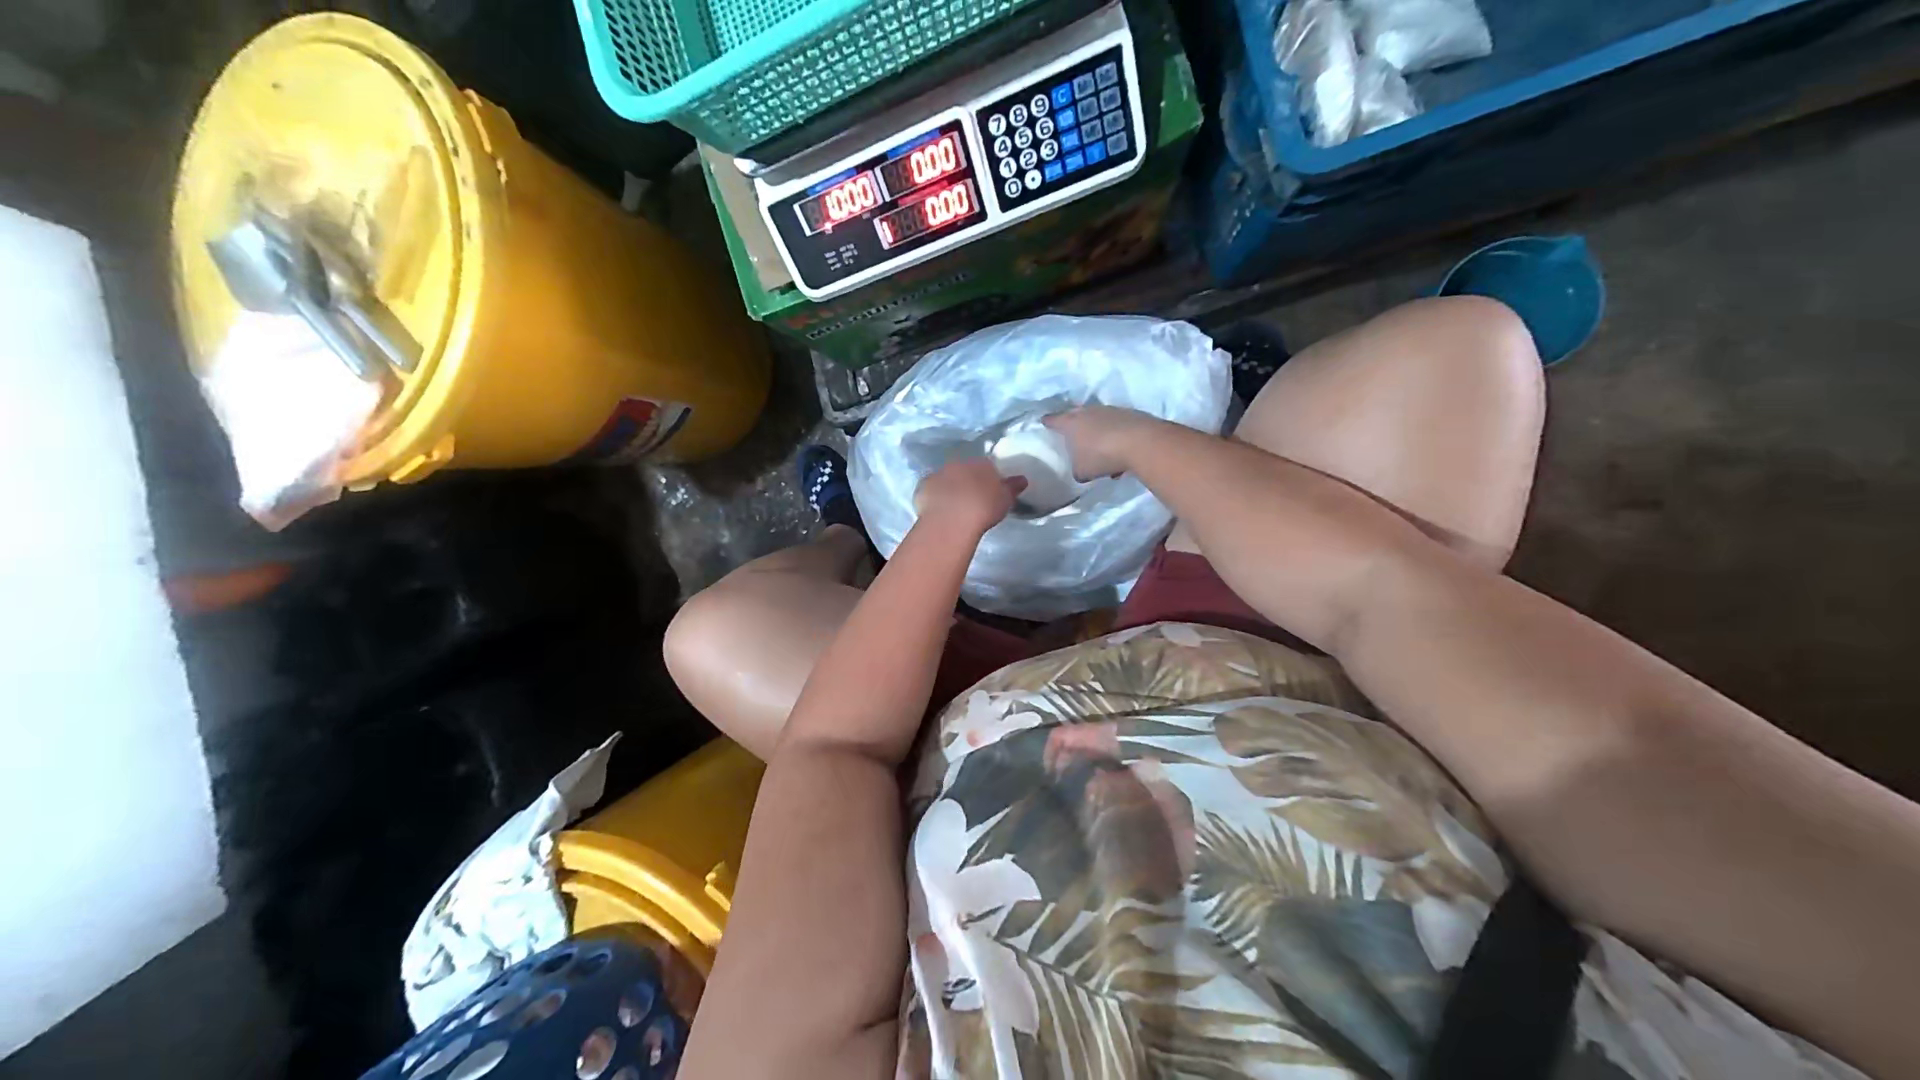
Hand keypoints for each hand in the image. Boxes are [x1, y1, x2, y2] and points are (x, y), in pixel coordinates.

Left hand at [914, 457, 1024, 535]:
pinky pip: (930, 490)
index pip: (986, 466)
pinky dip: (934, 497)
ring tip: (953, 508)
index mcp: (981, 464)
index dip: (987, 479)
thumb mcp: (1005, 499)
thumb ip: (1013, 487)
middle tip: (970, 500)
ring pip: (945, 479)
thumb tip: (1022, 479)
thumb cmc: (985, 508)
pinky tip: (937, 511)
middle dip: (966, 481)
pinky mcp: (922, 488)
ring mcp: (938, 474)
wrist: (952, 518)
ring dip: (949, 488)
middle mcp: (958, 464)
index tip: (988, 492)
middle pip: (963, 470)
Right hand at [1043, 406, 1160, 479]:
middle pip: (1075, 415)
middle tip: (1071, 434)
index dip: (1048, 422)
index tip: (1044, 422)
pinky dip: (1115, 436)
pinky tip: (1120, 452)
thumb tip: (1081, 469)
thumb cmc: (1101, 456)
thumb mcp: (1082, 471)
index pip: (1054, 420)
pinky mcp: (1129, 414)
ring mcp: (1110, 410)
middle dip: (1072, 423)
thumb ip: (1077, 470)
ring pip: (1098, 420)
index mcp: (1071, 423)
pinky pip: (1116, 426)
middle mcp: (1088, 412)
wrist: (1140, 442)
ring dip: (1097, 432)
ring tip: (1100, 449)